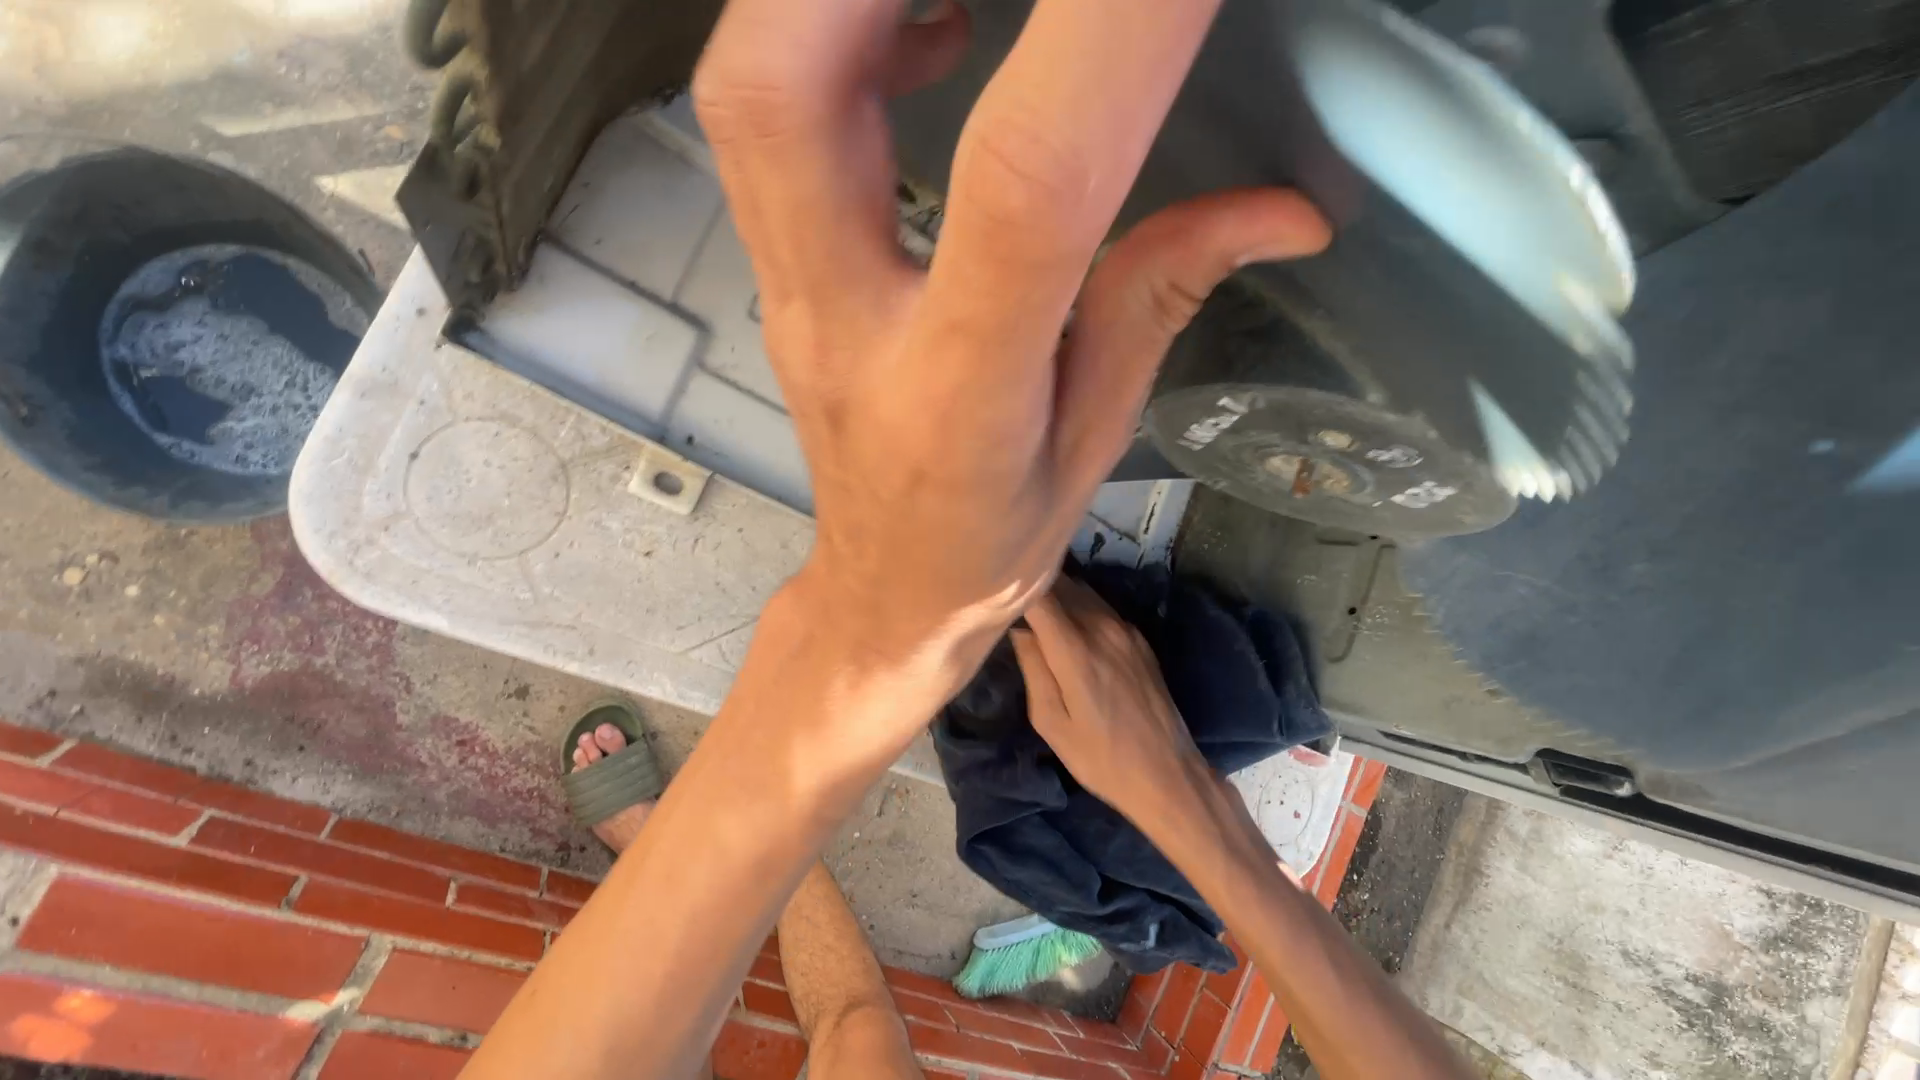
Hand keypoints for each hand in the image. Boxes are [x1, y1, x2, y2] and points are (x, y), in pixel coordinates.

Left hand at [693, 0, 1329, 710]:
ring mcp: (789, 288)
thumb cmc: (992, 539)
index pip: (1024, 185)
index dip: (1106, 33)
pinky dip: (826, 25)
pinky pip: (758, 113)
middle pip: (784, 88)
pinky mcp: (773, 266)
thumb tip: (1286, 205)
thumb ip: (1158, 301)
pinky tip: (917, 20)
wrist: (885, 586)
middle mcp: (844, 319)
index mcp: (959, 387)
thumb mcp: (1094, 442)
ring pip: (749, 83)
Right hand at [1010, 577, 1217, 816]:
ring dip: (1056, 592)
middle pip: (1062, 584)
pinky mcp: (1139, 639)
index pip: (1040, 595)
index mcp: (1076, 651)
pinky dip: (1078, 605)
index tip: (994, 588)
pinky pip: (1101, 606)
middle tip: (1007, 596)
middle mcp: (1103, 628)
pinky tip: (1065, 624)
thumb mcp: (1051, 722)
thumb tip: (1018, 630)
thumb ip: (1033, 668)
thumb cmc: (1101, 758)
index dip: (1015, 585)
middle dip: (1033, 585)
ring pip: (1082, 591)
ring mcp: (1125, 630)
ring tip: (1032, 606)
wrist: (1168, 773)